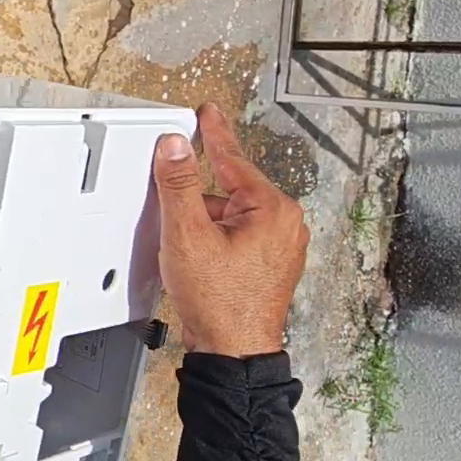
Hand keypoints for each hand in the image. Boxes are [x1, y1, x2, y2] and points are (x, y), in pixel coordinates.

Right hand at [151, 103, 308, 356]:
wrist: (232, 347)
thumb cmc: (219, 299)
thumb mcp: (187, 234)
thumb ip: (179, 185)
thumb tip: (176, 148)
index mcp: (273, 210)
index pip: (234, 160)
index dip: (214, 134)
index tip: (208, 113)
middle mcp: (284, 224)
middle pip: (225, 190)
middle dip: (194, 201)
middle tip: (177, 223)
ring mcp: (278, 245)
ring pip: (226, 214)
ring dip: (200, 225)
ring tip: (187, 256)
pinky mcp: (266, 262)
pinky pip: (232, 233)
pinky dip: (209, 239)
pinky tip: (196, 260)